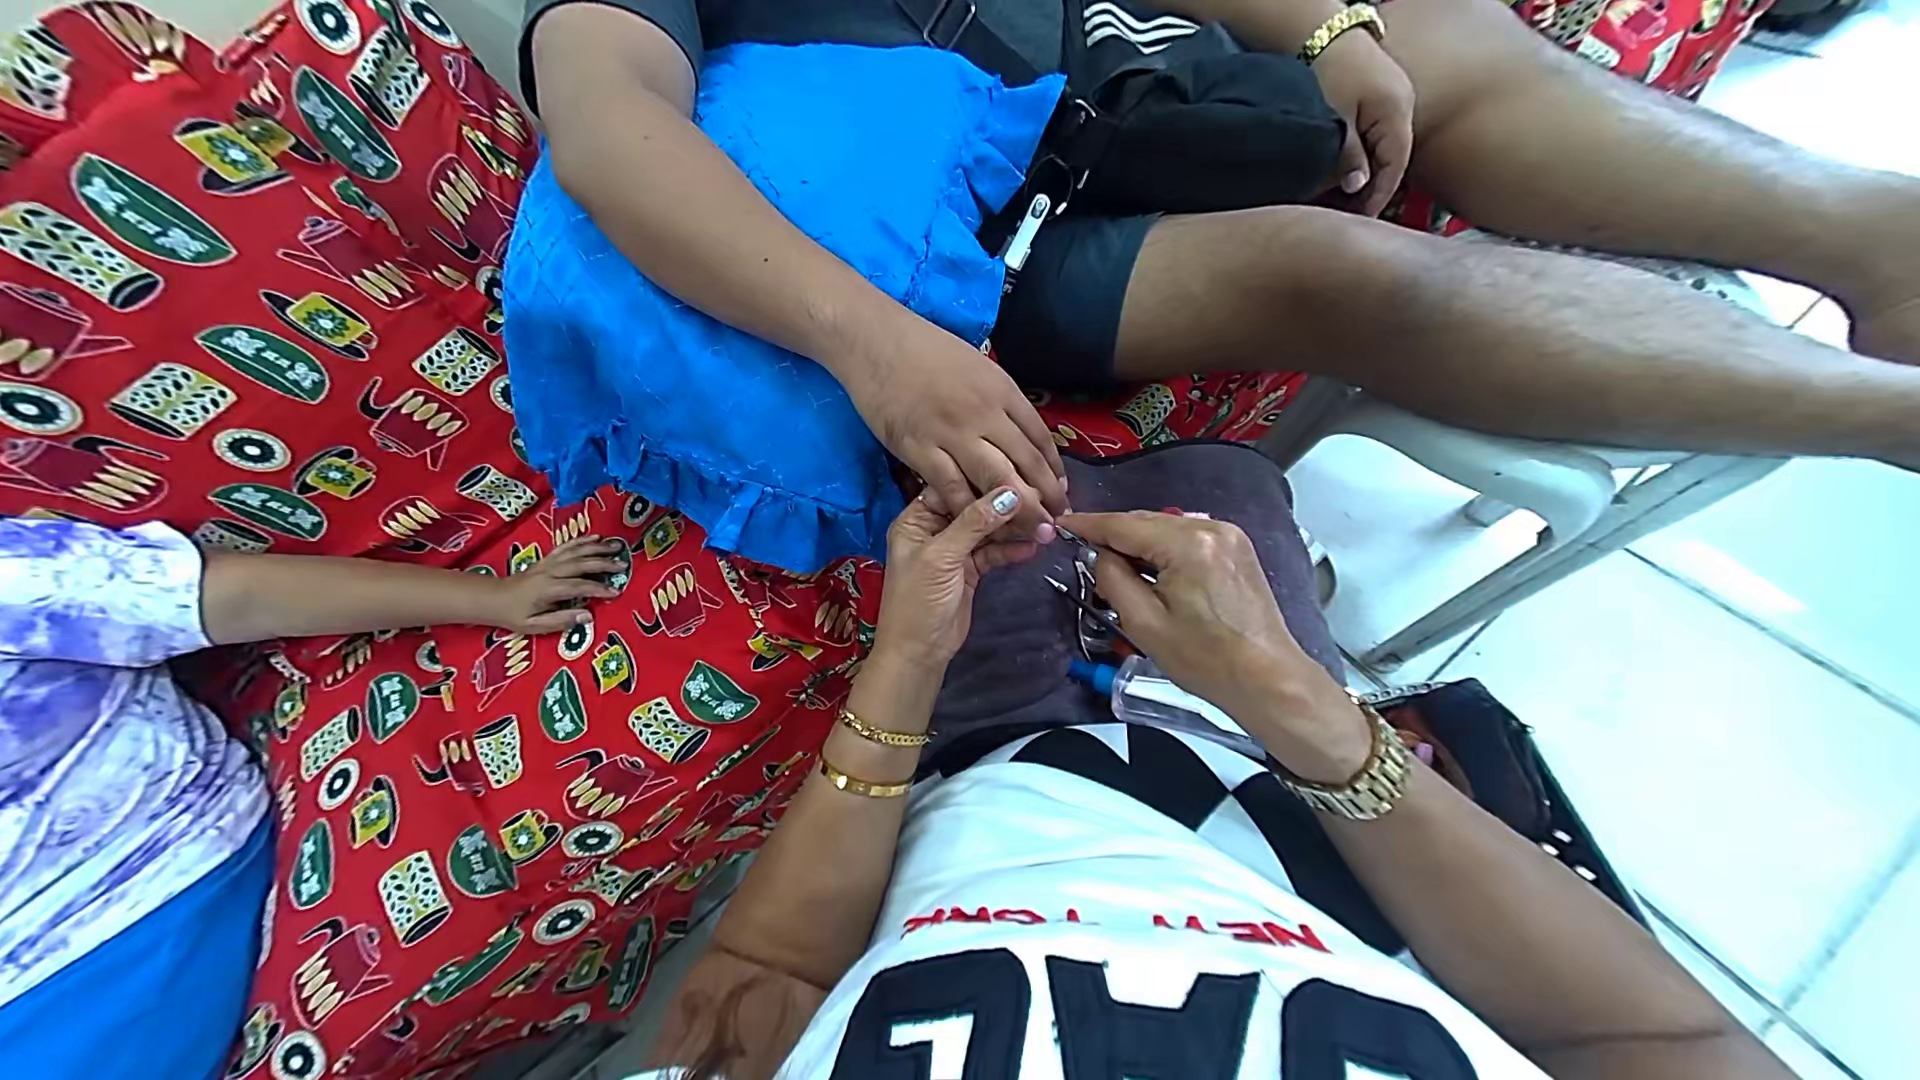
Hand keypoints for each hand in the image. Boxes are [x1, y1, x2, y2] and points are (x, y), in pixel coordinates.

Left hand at [485, 535, 623, 634]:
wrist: (491, 598)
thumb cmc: (513, 615)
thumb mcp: (534, 625)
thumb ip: (561, 621)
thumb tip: (588, 615)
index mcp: (547, 589)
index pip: (578, 586)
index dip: (598, 588)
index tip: (615, 591)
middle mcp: (549, 572)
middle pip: (580, 564)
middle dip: (603, 563)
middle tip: (623, 564)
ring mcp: (548, 563)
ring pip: (575, 552)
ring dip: (597, 548)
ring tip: (615, 547)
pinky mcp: (547, 559)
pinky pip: (566, 547)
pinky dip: (581, 541)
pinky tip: (595, 538)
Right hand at [842, 322, 1068, 537]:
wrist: (874, 340)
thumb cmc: (923, 348)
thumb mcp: (976, 366)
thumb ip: (998, 399)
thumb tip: (1017, 432)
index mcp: (1001, 390)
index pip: (1039, 437)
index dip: (1053, 470)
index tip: (1060, 491)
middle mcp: (984, 413)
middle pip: (1026, 464)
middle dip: (1046, 498)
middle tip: (1056, 524)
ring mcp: (952, 433)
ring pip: (996, 481)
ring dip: (1019, 512)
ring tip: (1032, 533)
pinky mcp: (919, 450)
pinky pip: (952, 488)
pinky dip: (969, 510)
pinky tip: (982, 526)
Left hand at [872, 487, 1039, 664]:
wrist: (919, 652)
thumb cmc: (919, 600)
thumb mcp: (942, 556)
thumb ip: (975, 523)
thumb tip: (1010, 493)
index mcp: (915, 519)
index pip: (951, 488)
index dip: (981, 481)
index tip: (1016, 474)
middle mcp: (934, 529)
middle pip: (973, 508)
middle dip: (1004, 507)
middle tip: (1038, 502)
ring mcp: (953, 550)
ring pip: (987, 531)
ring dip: (1013, 529)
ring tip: (1044, 526)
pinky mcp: (970, 570)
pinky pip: (993, 552)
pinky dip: (1011, 550)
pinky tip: (1033, 546)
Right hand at [1061, 511, 1368, 778]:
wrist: (1267, 679)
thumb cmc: (1204, 658)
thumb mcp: (1143, 622)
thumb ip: (1112, 578)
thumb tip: (1099, 554)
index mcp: (1188, 545)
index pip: (1123, 525)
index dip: (1088, 524)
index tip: (1062, 523)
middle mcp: (1211, 528)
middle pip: (1145, 521)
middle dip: (1113, 536)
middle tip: (1085, 555)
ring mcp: (1228, 535)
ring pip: (1165, 528)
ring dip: (1138, 544)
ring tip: (1117, 569)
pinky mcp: (1236, 547)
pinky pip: (1185, 537)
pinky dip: (1162, 548)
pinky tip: (1151, 570)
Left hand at [1310, 30, 1413, 217]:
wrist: (1323, 36)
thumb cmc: (1328, 75)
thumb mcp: (1335, 122)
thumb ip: (1348, 155)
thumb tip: (1358, 186)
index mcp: (1396, 112)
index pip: (1396, 164)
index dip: (1379, 195)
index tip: (1363, 219)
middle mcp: (1402, 106)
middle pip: (1392, 160)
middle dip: (1372, 191)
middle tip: (1350, 218)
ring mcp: (1392, 101)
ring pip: (1383, 150)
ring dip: (1366, 177)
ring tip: (1345, 204)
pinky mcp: (1378, 99)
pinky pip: (1375, 138)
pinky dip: (1363, 159)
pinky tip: (1345, 177)